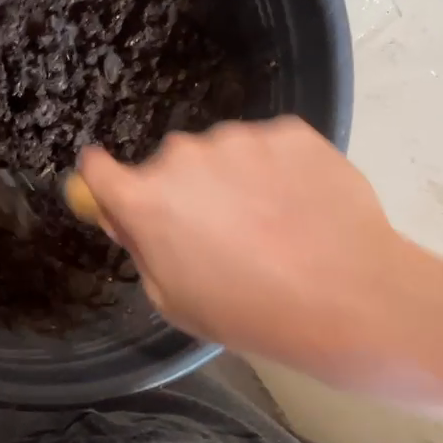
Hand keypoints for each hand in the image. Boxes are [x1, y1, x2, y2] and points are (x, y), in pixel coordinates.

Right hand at [77, 117, 437, 372]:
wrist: (347, 298)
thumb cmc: (247, 311)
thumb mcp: (172, 300)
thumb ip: (142, 249)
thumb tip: (129, 218)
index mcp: (145, 200)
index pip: (96, 170)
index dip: (101, 181)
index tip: (114, 191)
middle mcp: (182, 156)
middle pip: (167, 165)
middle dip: (181, 190)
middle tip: (216, 233)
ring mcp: (239, 139)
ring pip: (220, 154)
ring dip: (231, 178)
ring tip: (269, 224)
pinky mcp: (289, 131)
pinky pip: (266, 147)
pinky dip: (275, 171)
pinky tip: (298, 208)